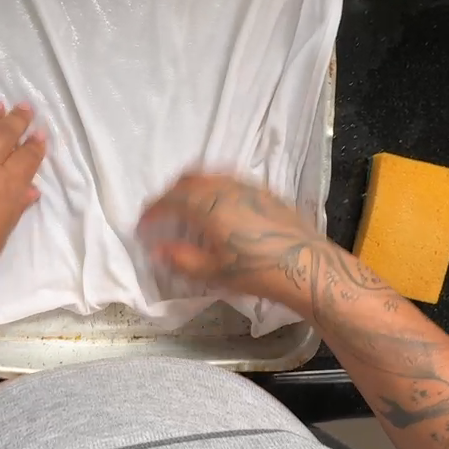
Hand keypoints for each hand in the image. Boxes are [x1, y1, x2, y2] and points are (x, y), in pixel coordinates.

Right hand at [139, 172, 361, 313]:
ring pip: (209, 176)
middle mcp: (225, 187)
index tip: (142, 226)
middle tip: (160, 213)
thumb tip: (156, 249)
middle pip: (187, 180)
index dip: (151, 212)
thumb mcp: (212, 272)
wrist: (307, 267)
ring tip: (185, 206)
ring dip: (191, 187)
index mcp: (207, 205)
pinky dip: (212, 187)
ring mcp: (247, 186)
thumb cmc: (256, 272)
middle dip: (169, 194)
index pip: (169, 200)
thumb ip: (180, 258)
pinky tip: (217, 206)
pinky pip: (229, 180)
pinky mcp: (264, 191)